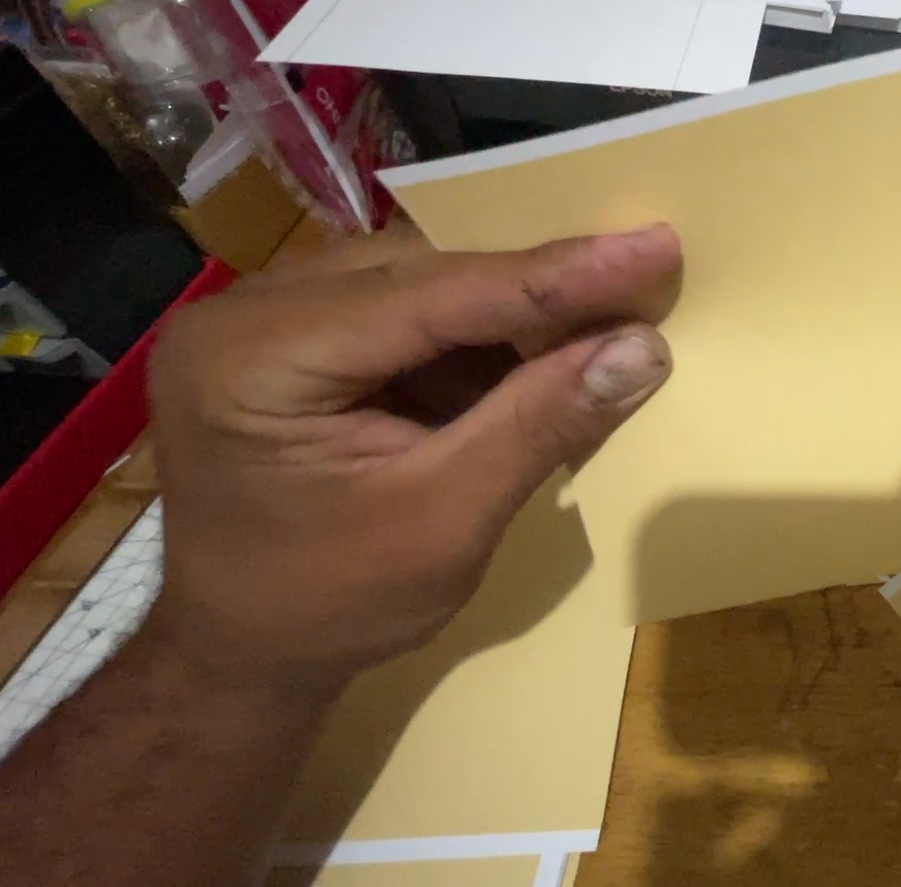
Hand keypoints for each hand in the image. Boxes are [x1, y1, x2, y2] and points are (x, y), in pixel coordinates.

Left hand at [146, 224, 679, 687]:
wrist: (244, 654)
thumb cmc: (329, 604)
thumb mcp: (447, 521)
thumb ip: (541, 423)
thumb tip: (644, 347)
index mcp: (257, 355)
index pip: (440, 294)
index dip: (561, 274)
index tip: (655, 247)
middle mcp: (260, 312)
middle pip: (436, 272)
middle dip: (549, 283)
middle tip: (649, 277)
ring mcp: (287, 323)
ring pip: (440, 282)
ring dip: (531, 305)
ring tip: (615, 314)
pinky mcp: (324, 344)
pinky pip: (432, 313)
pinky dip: (503, 333)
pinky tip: (555, 349)